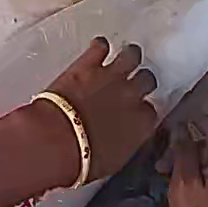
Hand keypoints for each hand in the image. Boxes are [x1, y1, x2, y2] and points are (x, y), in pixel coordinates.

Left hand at [30, 37, 159, 184]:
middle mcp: (132, 96)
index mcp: (140, 124)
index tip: (136, 110)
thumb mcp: (112, 161)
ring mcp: (111, 76)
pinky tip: (97, 48)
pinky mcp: (88, 64)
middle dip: (140, 81)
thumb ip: (125, 144)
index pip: (151, 111)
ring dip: (128, 56)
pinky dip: (99, 46)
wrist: (56, 141)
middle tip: (131, 83)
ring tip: (123, 58)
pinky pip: (101, 46)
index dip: (142, 109)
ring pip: (132, 55)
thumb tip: (123, 140)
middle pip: (147, 80)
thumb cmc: (82, 160)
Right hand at [163, 116, 207, 206]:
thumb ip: (183, 151)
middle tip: (161, 159)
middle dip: (185, 146)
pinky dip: (194, 172)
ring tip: (163, 172)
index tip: (180, 115)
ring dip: (187, 161)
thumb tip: (182, 127)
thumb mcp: (184, 181)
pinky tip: (176, 181)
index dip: (198, 120)